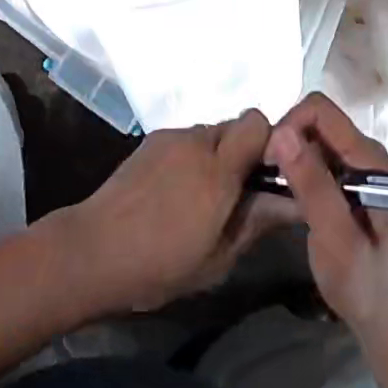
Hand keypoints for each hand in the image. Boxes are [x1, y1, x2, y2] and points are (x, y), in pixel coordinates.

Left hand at [58, 110, 283, 312]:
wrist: (92, 250)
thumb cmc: (159, 265)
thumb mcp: (218, 258)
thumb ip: (256, 222)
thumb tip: (294, 203)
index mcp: (218, 171)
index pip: (257, 122)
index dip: (269, 142)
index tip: (268, 174)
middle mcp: (196, 142)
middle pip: (235, 126)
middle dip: (244, 152)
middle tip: (237, 192)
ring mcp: (170, 137)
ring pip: (210, 133)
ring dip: (217, 155)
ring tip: (201, 196)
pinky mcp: (150, 140)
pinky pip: (185, 139)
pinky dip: (191, 157)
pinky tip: (175, 191)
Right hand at [267, 93, 387, 337]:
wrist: (380, 312)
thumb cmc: (360, 279)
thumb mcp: (335, 237)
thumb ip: (312, 184)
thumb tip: (281, 133)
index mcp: (369, 158)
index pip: (320, 111)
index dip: (290, 126)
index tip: (270, 161)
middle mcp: (364, 151)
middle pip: (313, 117)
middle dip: (285, 137)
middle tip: (270, 176)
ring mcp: (354, 162)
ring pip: (309, 132)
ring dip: (286, 151)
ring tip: (275, 185)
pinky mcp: (342, 174)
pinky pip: (311, 150)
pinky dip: (292, 162)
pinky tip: (285, 189)